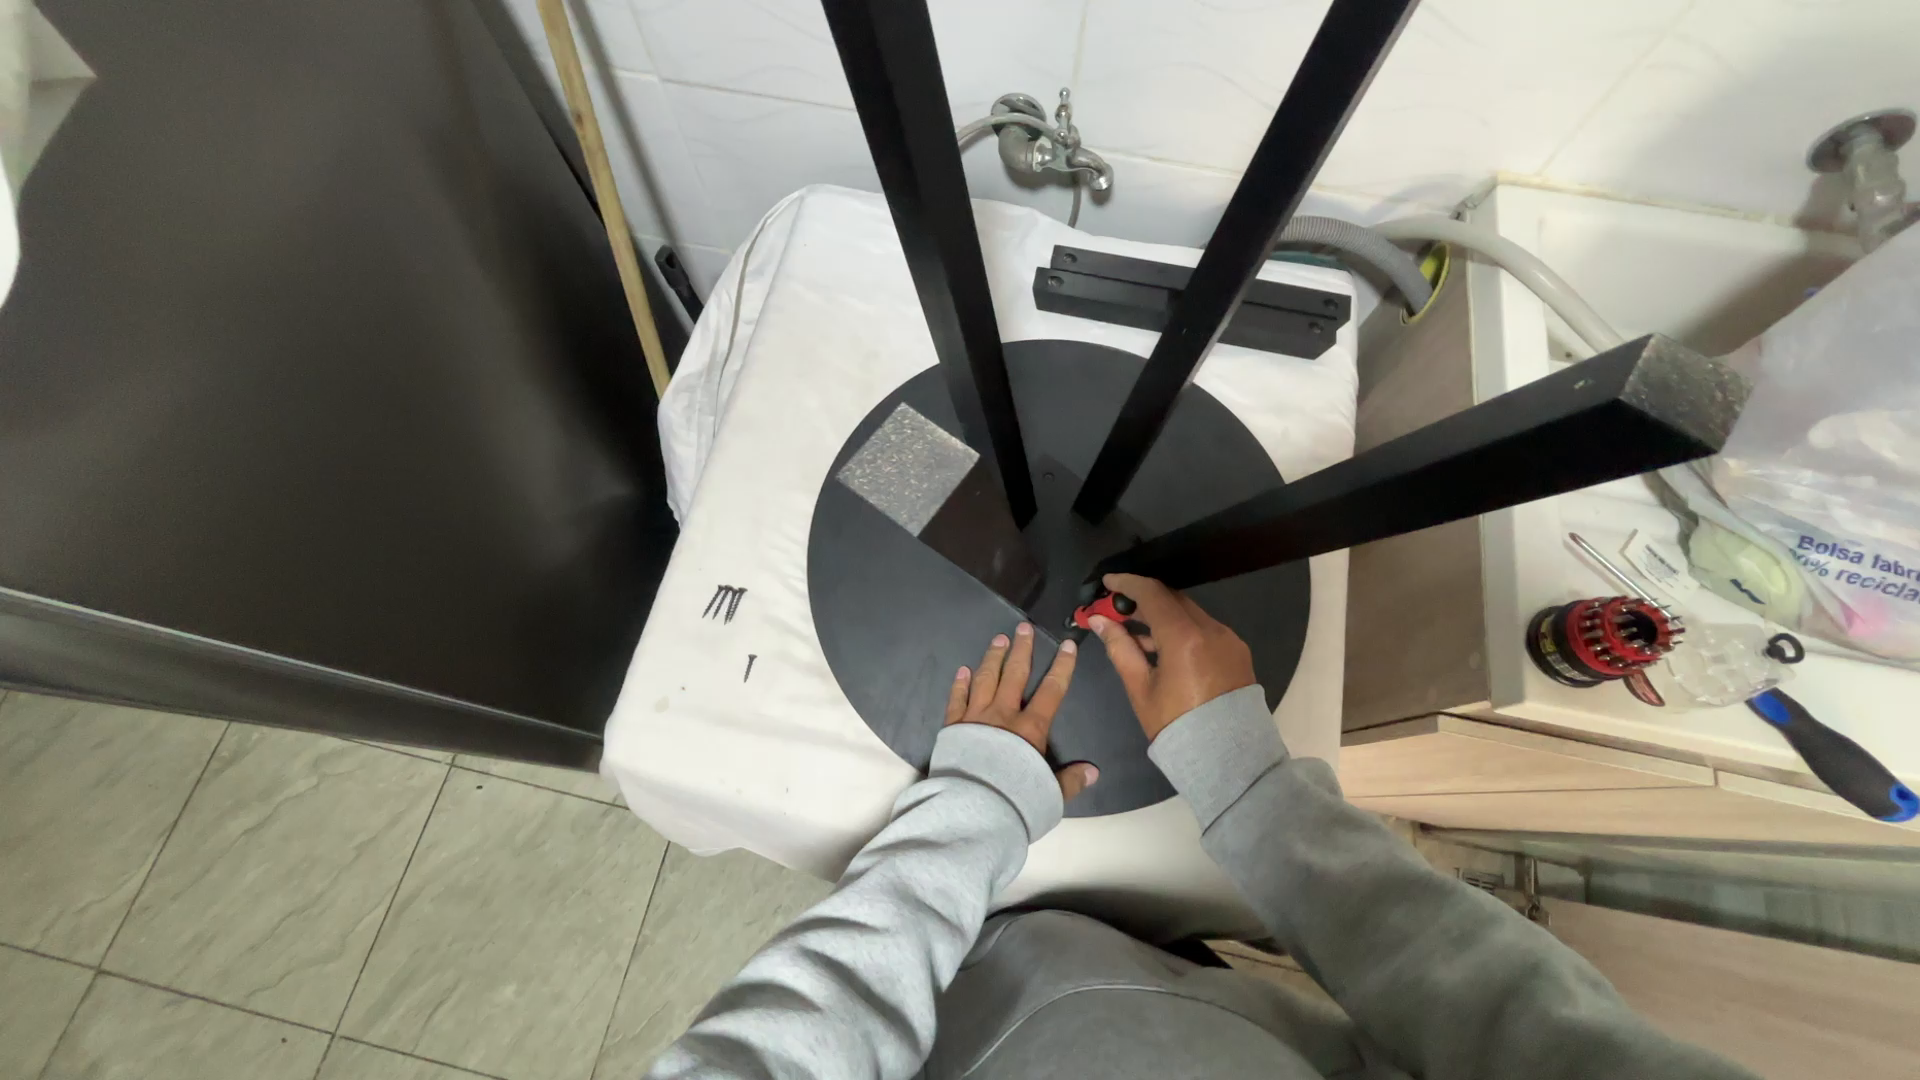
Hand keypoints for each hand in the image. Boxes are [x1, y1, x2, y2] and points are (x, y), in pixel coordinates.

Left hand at [945, 622, 1099, 800]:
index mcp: (1030, 729)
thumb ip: (1070, 781)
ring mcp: (975, 717)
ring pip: (985, 679)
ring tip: (998, 639)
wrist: (972, 808)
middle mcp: (1003, 715)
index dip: (1062, 667)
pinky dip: (960, 683)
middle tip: (1023, 627)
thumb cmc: (1014, 800)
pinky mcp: (952, 726)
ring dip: (992, 657)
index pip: (1052, 691)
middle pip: (1014, 674)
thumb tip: (1093, 771)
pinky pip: (957, 699)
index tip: (1067, 645)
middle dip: (1021, 649)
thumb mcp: (1049, 795)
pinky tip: (962, 670)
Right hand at [1087, 573, 1254, 740]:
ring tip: (1136, 633)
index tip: (1108, 583)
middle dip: (1143, 599)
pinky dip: (1182, 629)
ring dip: (1163, 615)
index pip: (1152, 593)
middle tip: (1117, 610)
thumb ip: (1119, 648)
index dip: (1127, 583)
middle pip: (1172, 599)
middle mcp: (1211, 629)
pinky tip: (1164, 648)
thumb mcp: (1140, 688)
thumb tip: (1100, 620)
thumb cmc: (1176, 725)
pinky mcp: (1237, 651)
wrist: (1228, 758)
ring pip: (1189, 613)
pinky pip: (1204, 629)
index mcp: (1185, 637)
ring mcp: (1228, 639)